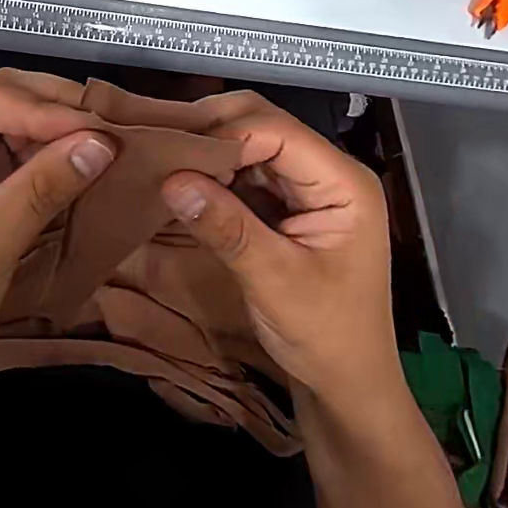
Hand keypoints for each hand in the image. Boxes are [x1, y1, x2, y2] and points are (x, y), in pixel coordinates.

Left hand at [0, 69, 115, 466]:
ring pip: (9, 124)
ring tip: (102, 139)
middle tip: (107, 123)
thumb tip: (104, 142)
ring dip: (54, 130)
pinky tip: (79, 161)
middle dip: (52, 110)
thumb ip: (44, 186)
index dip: (42, 107)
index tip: (97, 127)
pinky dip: (46, 156)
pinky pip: (12, 156)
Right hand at [160, 92, 400, 407]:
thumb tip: (173, 180)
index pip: (278, 131)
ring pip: (249, 140)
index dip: (226, 136)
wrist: (345, 383)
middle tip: (162, 145)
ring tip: (164, 158)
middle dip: (213, 130)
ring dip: (208, 148)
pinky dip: (213, 169)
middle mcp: (325, 170)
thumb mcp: (276, 284)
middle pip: (263, 123)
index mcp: (342, 182)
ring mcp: (304, 183)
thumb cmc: (326, 336)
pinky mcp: (284, 200)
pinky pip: (243, 168)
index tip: (175, 154)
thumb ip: (227, 228)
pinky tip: (182, 178)